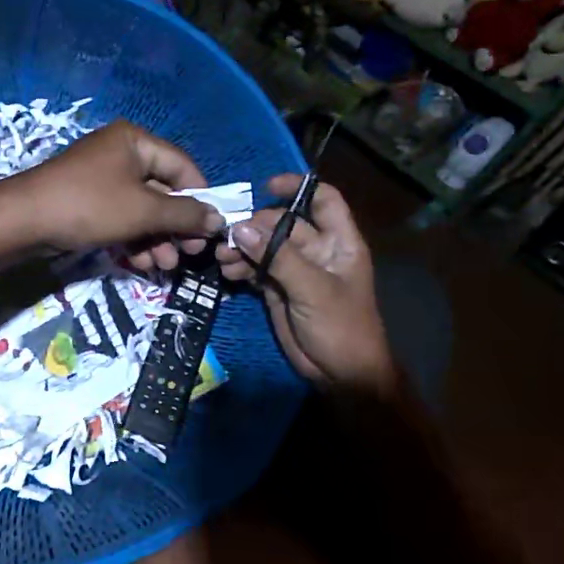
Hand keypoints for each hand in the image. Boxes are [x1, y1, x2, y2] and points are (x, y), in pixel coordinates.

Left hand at [5, 121, 222, 269]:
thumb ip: (185, 215)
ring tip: (164, 266)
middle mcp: (122, 153)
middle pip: (164, 190)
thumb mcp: (144, 211)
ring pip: (144, 209)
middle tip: (189, 254)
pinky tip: (141, 264)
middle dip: (177, 226)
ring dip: (157, 239)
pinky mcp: (90, 201)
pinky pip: (123, 217)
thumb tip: (218, 220)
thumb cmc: (90, 205)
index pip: (184, 167)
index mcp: (136, 142)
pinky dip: (135, 239)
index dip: (200, 199)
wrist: (23, 221)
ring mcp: (104, 178)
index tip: (211, 230)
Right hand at [216, 176, 394, 389]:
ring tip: (222, 257)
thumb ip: (278, 257)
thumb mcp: (313, 289)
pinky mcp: (278, 289)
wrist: (341, 375)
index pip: (323, 199)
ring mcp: (295, 269)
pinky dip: (241, 266)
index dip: (299, 188)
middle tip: (230, 236)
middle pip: (283, 222)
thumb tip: (242, 227)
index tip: (267, 188)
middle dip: (256, 226)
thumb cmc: (341, 327)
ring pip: (265, 245)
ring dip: (243, 247)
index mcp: (339, 242)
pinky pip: (256, 268)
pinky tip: (227, 271)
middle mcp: (317, 250)